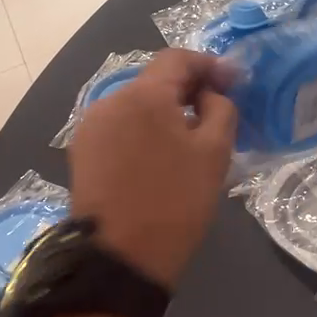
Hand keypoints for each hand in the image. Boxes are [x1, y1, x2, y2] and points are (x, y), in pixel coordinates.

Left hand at [68, 49, 236, 287]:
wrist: (120, 259)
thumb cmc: (175, 202)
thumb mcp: (215, 153)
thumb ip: (220, 109)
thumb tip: (210, 95)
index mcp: (144, 95)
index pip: (178, 58)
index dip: (210, 65)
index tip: (233, 83)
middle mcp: (110, 101)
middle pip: (155, 80)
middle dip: (188, 89)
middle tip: (218, 111)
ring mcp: (92, 127)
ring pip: (137, 104)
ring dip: (166, 111)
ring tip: (190, 138)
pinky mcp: (83, 152)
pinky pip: (122, 126)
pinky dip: (145, 130)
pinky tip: (161, 156)